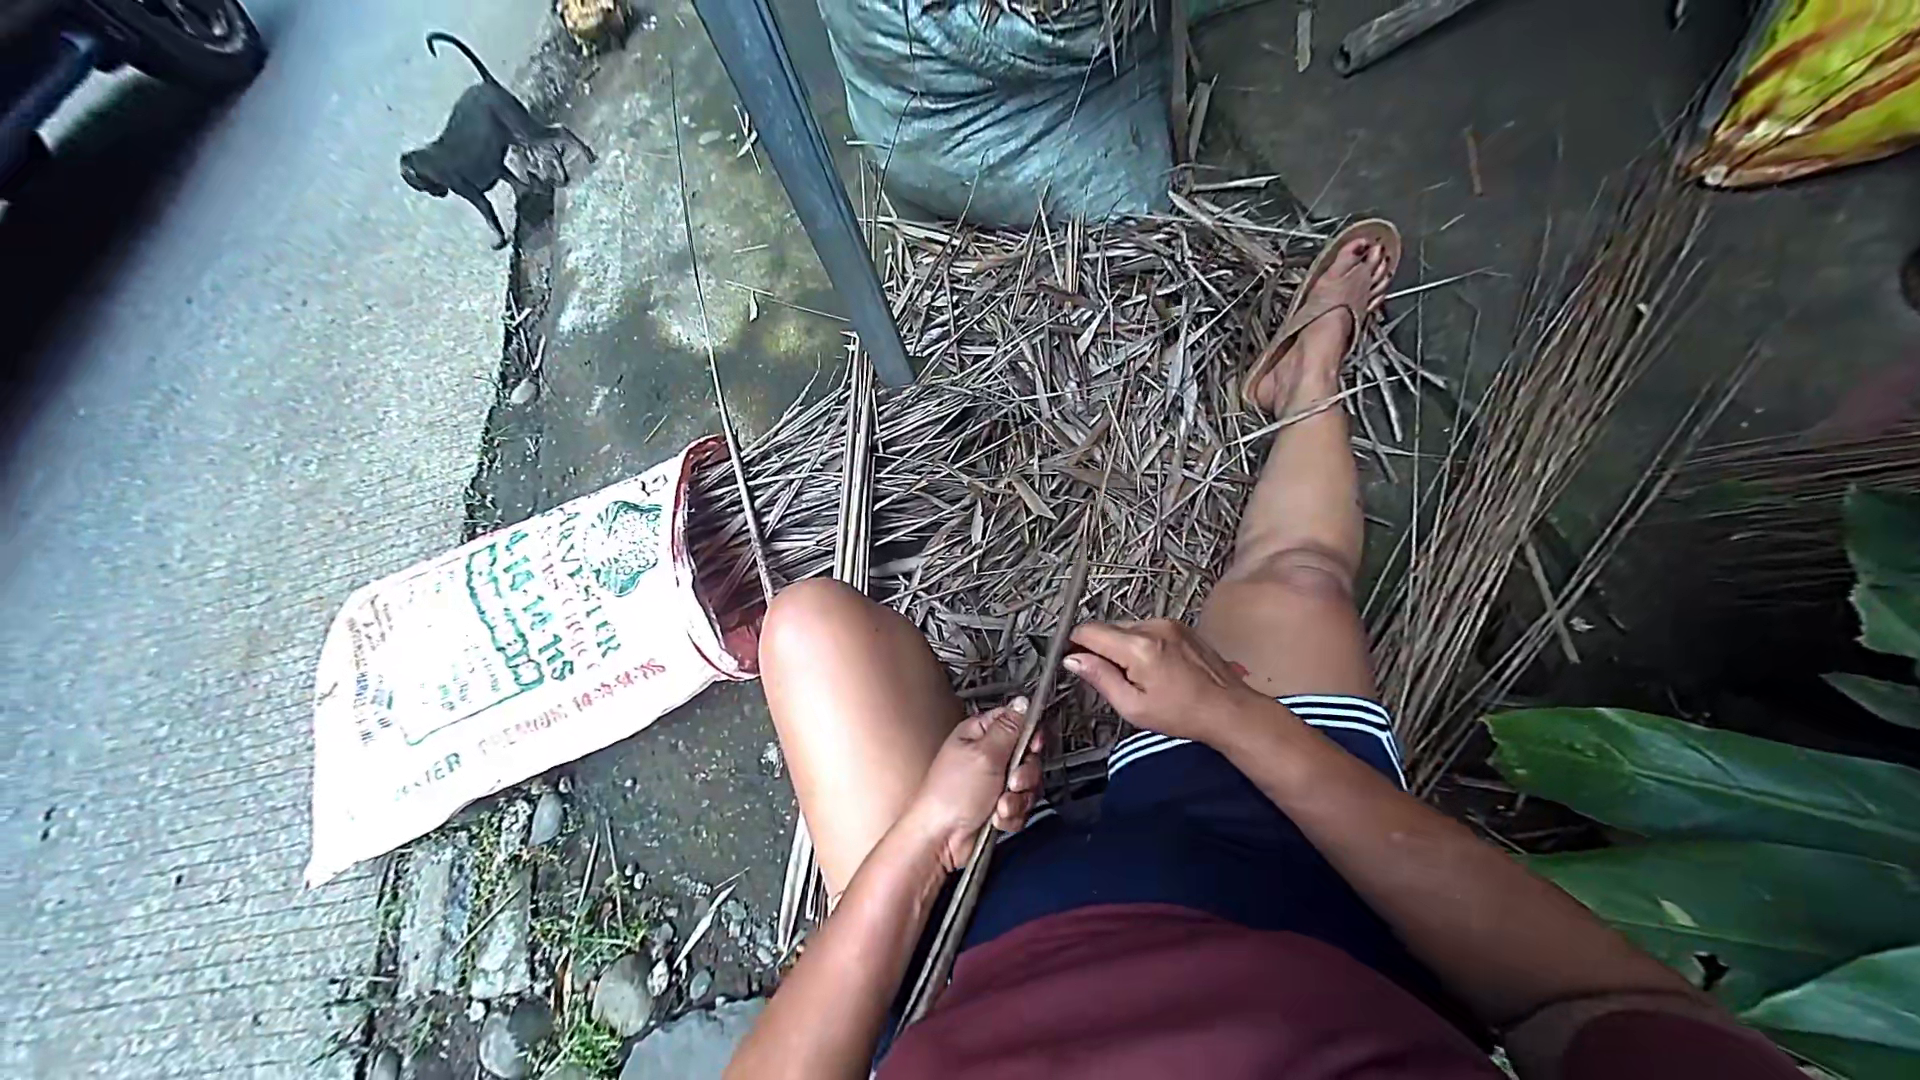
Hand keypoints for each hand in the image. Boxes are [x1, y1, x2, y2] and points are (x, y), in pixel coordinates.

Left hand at [899, 699, 1043, 871]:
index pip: (1017, 721)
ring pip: (1029, 783)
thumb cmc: (950, 795)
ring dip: (1018, 798)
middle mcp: (988, 754)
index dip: (1030, 734)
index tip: (1032, 746)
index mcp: (980, 733)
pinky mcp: (999, 804)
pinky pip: (1022, 805)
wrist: (940, 839)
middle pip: (1029, 754)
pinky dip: (1012, 814)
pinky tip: (996, 817)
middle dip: (1025, 772)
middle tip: (1011, 780)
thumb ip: (1009, 728)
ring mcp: (994, 780)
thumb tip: (1024, 702)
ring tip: (1000, 803)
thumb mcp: (984, 754)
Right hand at [1064, 619, 1271, 744]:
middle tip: (1111, 679)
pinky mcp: (1178, 625)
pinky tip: (1155, 669)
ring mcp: (1168, 623)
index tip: (1074, 660)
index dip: (1075, 645)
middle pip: (1107, 629)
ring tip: (1139, 677)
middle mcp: (1153, 627)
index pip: (1088, 631)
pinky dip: (1140, 645)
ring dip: (1121, 647)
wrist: (1230, 710)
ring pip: (1126, 628)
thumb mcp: (1133, 706)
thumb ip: (1100, 678)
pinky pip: (1145, 629)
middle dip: (1101, 649)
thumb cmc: (1184, 714)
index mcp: (1138, 647)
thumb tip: (1073, 660)